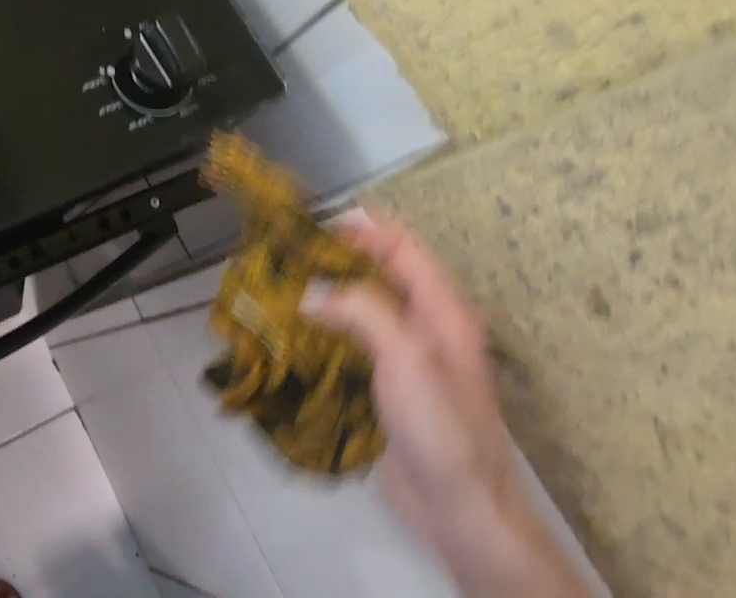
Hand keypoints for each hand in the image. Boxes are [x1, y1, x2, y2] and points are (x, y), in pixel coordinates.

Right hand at [301, 212, 587, 597]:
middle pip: (376, 272)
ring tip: (275, 293)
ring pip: (358, 307)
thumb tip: (309, 294)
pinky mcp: (384, 384)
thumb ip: (361, 310)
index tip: (308, 230)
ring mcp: (405, 356)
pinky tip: (289, 335)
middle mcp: (425, 325)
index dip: (359, 230)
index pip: (401, 245)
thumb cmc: (441, 426)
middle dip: (332, 261)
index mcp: (443, 309)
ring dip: (321, 296)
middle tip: (282, 259)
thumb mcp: (407, 356)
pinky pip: (348, 343)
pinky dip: (320, 332)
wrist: (459, 506)